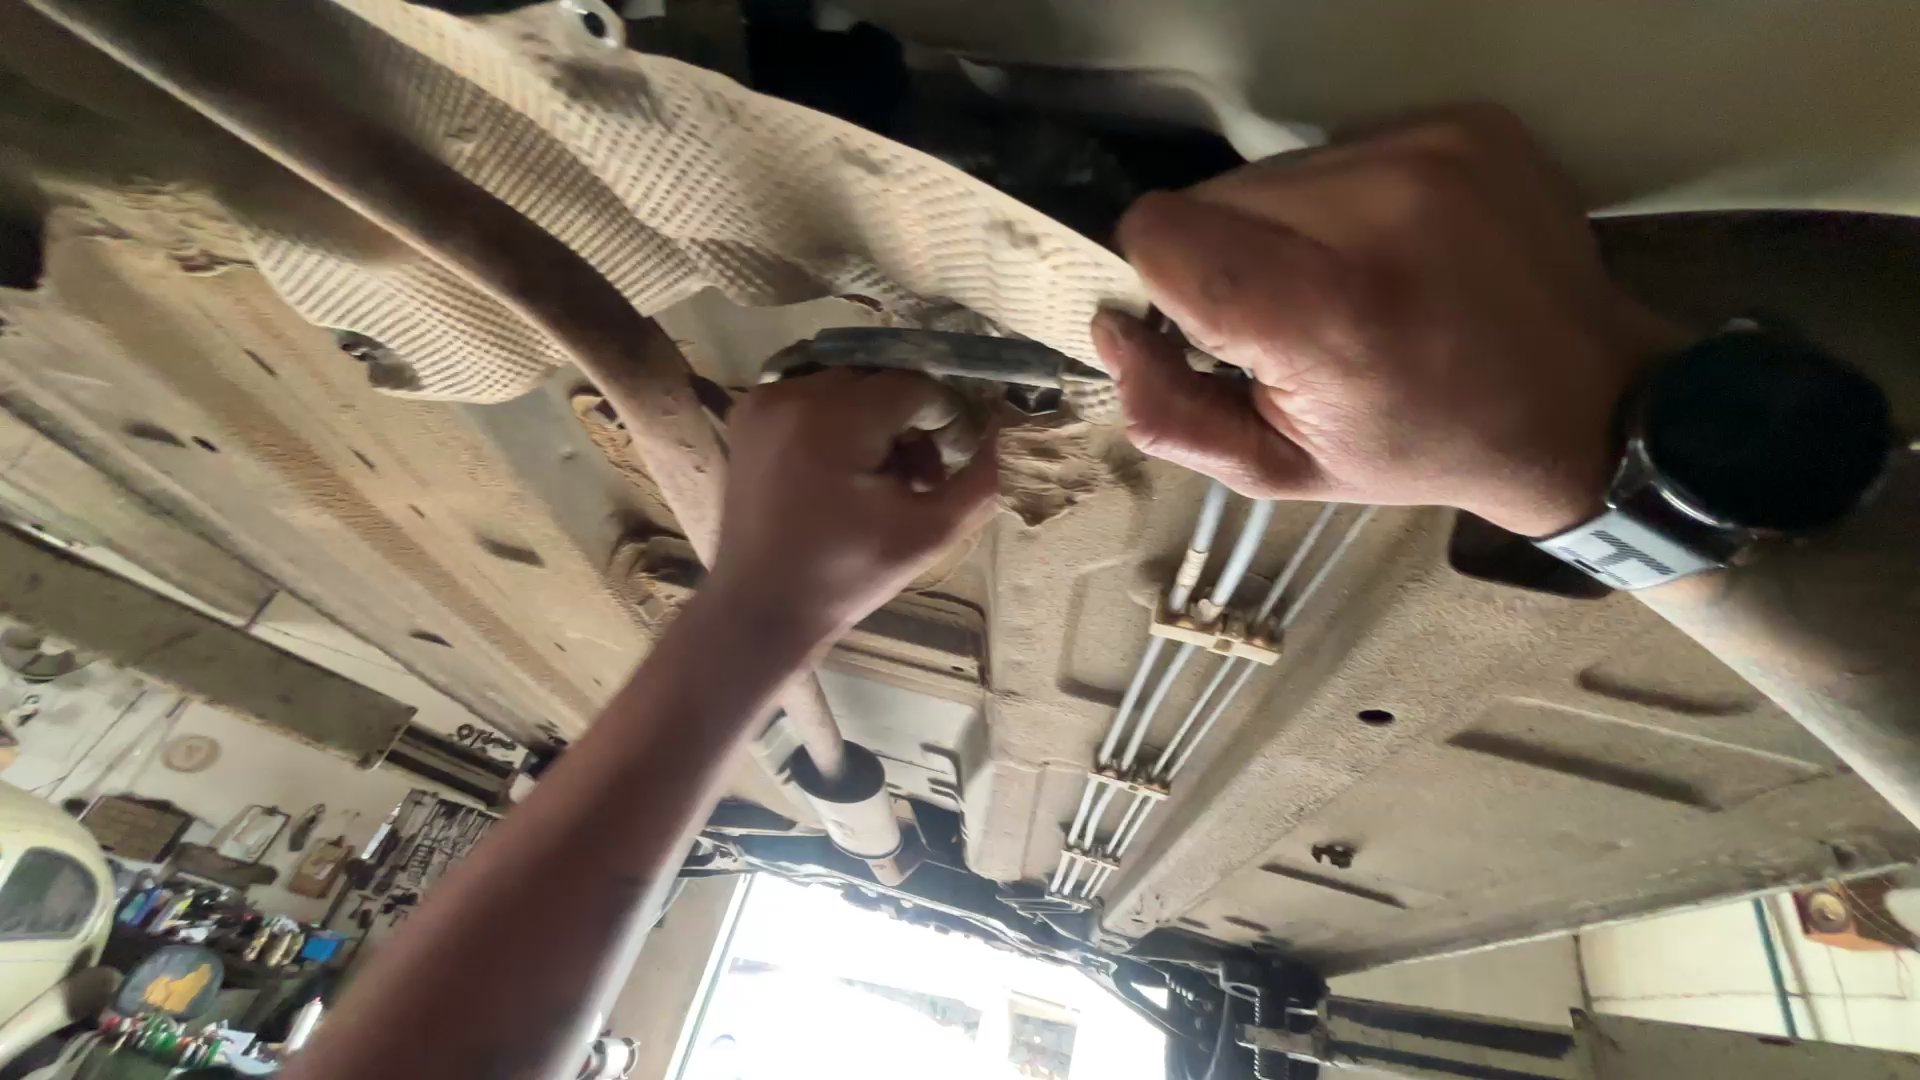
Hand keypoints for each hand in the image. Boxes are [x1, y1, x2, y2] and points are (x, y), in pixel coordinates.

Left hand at [704, 368, 998, 644]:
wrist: (762, 606)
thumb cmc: (849, 575)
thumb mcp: (930, 533)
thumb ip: (984, 480)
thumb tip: (1017, 432)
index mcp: (832, 420)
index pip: (916, 386)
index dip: (944, 422)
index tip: (943, 468)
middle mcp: (791, 393)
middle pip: (883, 380)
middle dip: (909, 422)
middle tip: (915, 479)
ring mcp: (763, 399)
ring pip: (851, 384)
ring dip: (877, 420)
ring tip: (882, 479)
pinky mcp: (749, 412)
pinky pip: (816, 395)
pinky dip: (841, 421)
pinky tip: (845, 469)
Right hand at [1092, 104, 1686, 537]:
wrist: (1577, 400)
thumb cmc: (1408, 448)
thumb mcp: (1270, 470)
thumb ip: (1168, 413)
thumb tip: (1110, 328)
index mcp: (1327, 313)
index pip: (1162, 235)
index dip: (1148, 278)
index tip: (1184, 324)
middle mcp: (1378, 208)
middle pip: (1204, 198)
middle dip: (1208, 260)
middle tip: (1266, 320)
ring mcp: (1427, 152)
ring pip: (1258, 173)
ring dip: (1262, 232)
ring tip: (1324, 285)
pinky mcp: (1457, 120)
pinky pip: (1321, 155)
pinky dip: (1319, 206)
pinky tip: (1369, 253)